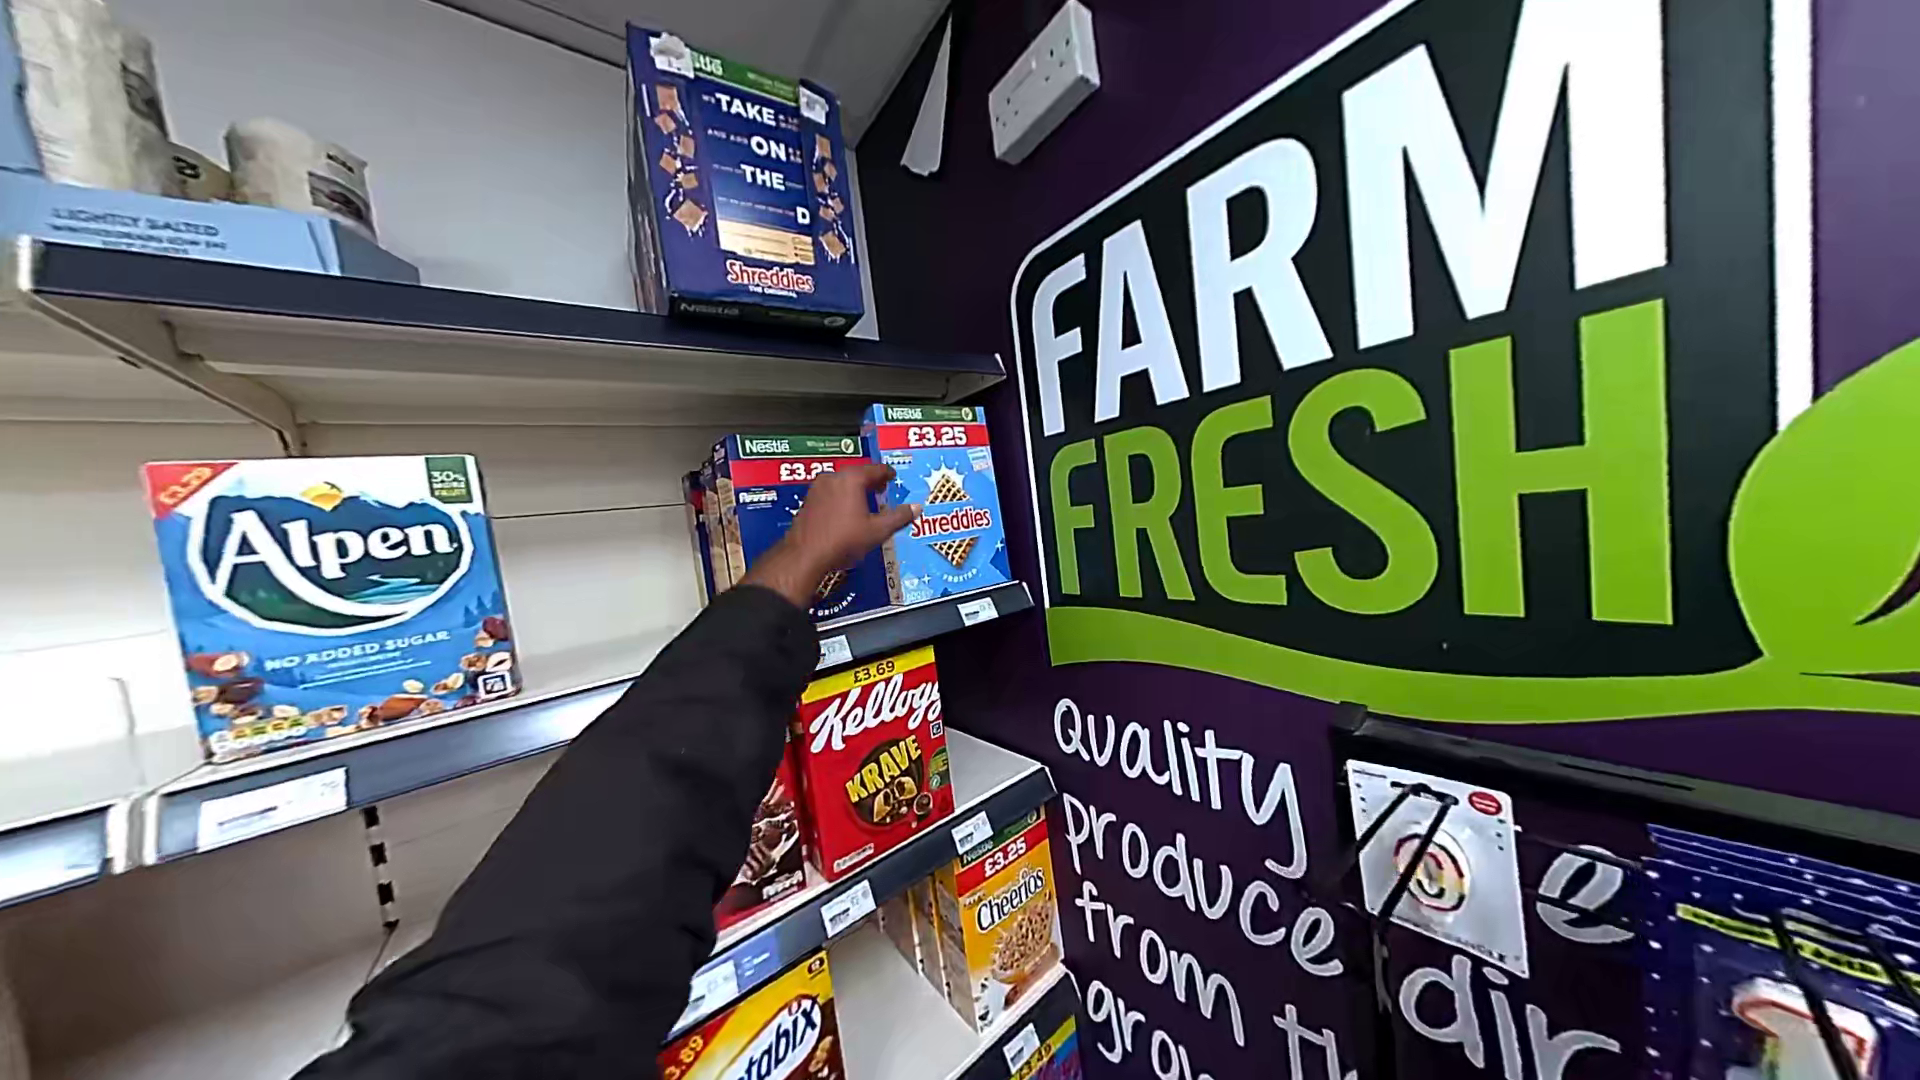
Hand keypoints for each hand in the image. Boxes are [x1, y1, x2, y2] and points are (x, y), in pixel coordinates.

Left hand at [743, 463, 919, 610]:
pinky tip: (847, 512)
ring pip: (842, 482)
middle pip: (857, 473)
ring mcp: (817, 489)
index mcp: (852, 479)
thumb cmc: (842, 540)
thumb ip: (898, 517)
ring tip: (867, 501)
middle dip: (871, 481)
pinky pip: (831, 493)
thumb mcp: (877, 531)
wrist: (806, 556)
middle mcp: (833, 478)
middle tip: (882, 489)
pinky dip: (842, 497)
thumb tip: (915, 508)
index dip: (887, 473)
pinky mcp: (809, 501)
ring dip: (855, 489)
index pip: (876, 469)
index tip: (893, 476)